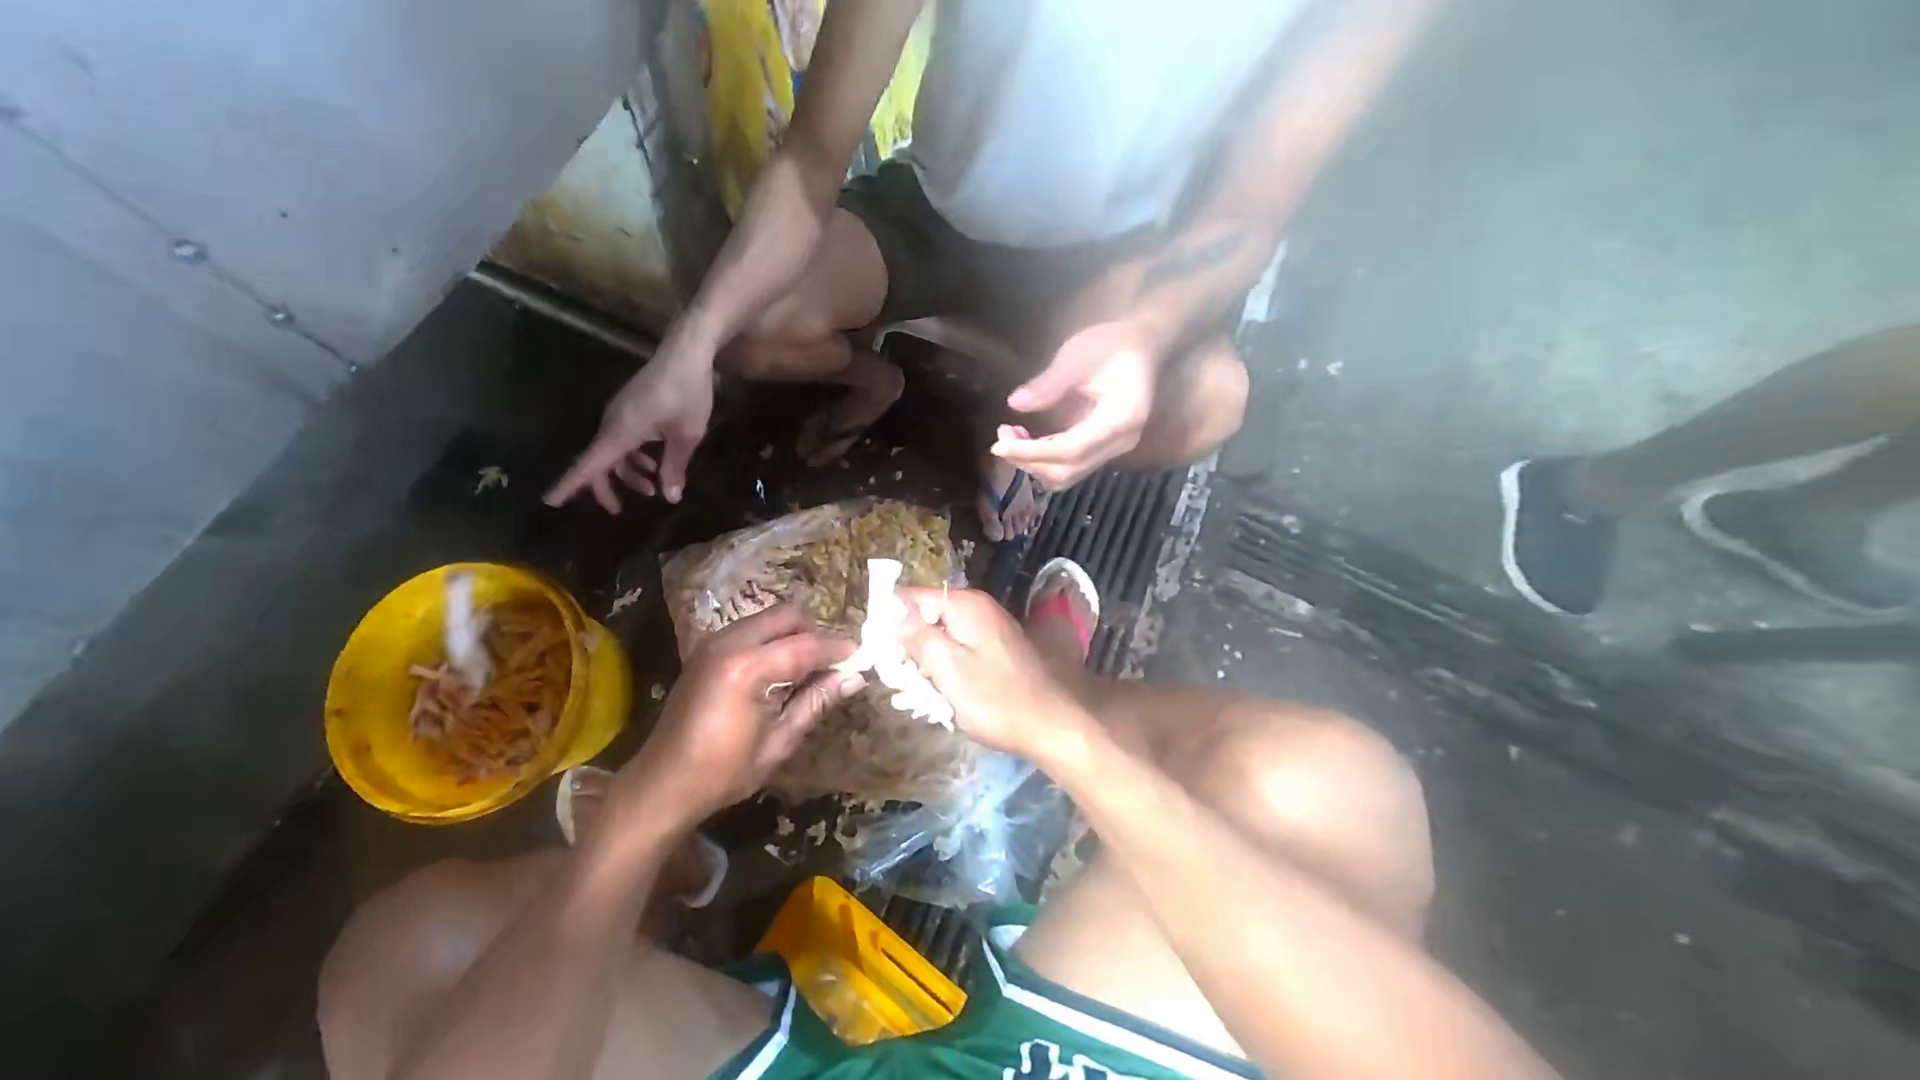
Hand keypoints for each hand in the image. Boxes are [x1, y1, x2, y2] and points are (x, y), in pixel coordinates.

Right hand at [545, 339, 715, 512]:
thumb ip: (674, 467)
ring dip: (628, 472)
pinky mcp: (630, 407)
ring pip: (614, 451)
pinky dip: (634, 455)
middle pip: (599, 462)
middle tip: (618, 510)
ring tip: (653, 488)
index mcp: (620, 431)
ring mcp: (620, 413)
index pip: (589, 464)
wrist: (686, 351)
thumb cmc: (688, 393)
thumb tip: (669, 497)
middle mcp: (613, 422)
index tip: (550, 502)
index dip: (570, 484)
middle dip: (607, 487)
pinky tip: (655, 463)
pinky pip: (623, 438)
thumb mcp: (687, 436)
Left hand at [613, 606, 860, 828]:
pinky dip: (770, 640)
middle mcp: (730, 644)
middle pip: (787, 616)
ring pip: (767, 619)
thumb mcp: (779, 741)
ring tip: (807, 668)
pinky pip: (749, 630)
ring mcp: (713, 643)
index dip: (837, 649)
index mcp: (748, 668)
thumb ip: (816, 702)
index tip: (861, 657)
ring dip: (791, 635)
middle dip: (814, 634)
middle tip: (830, 664)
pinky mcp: (705, 651)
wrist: (663, 783)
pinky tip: (777, 671)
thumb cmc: (724, 771)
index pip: (806, 645)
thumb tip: (854, 678)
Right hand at [895, 586, 1088, 760]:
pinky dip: (945, 671)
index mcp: (965, 606)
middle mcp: (977, 609)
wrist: (1053, 726)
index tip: (877, 654)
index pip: (909, 597)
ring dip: (925, 664)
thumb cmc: (997, 700)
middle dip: (907, 647)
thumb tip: (886, 604)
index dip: (888, 622)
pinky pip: (957, 651)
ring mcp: (988, 629)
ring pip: (939, 637)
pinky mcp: (994, 650)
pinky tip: (944, 697)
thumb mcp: (948, 668)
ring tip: (922, 695)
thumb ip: (916, 634)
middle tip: (901, 682)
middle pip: (924, 616)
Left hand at [993, 321, 1158, 489]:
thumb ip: (1049, 382)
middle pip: (1069, 470)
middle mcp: (1120, 442)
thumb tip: (1015, 404)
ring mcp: (1114, 449)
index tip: (999, 444)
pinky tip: (1025, 440)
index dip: (1033, 452)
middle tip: (1000, 437)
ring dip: (1034, 463)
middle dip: (1029, 460)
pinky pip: (1070, 465)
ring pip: (1068, 474)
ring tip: (1010, 436)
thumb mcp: (1077, 355)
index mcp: (1121, 419)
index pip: (1071, 450)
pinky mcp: (1103, 449)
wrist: (1142, 345)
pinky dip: (1044, 459)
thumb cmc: (1112, 344)